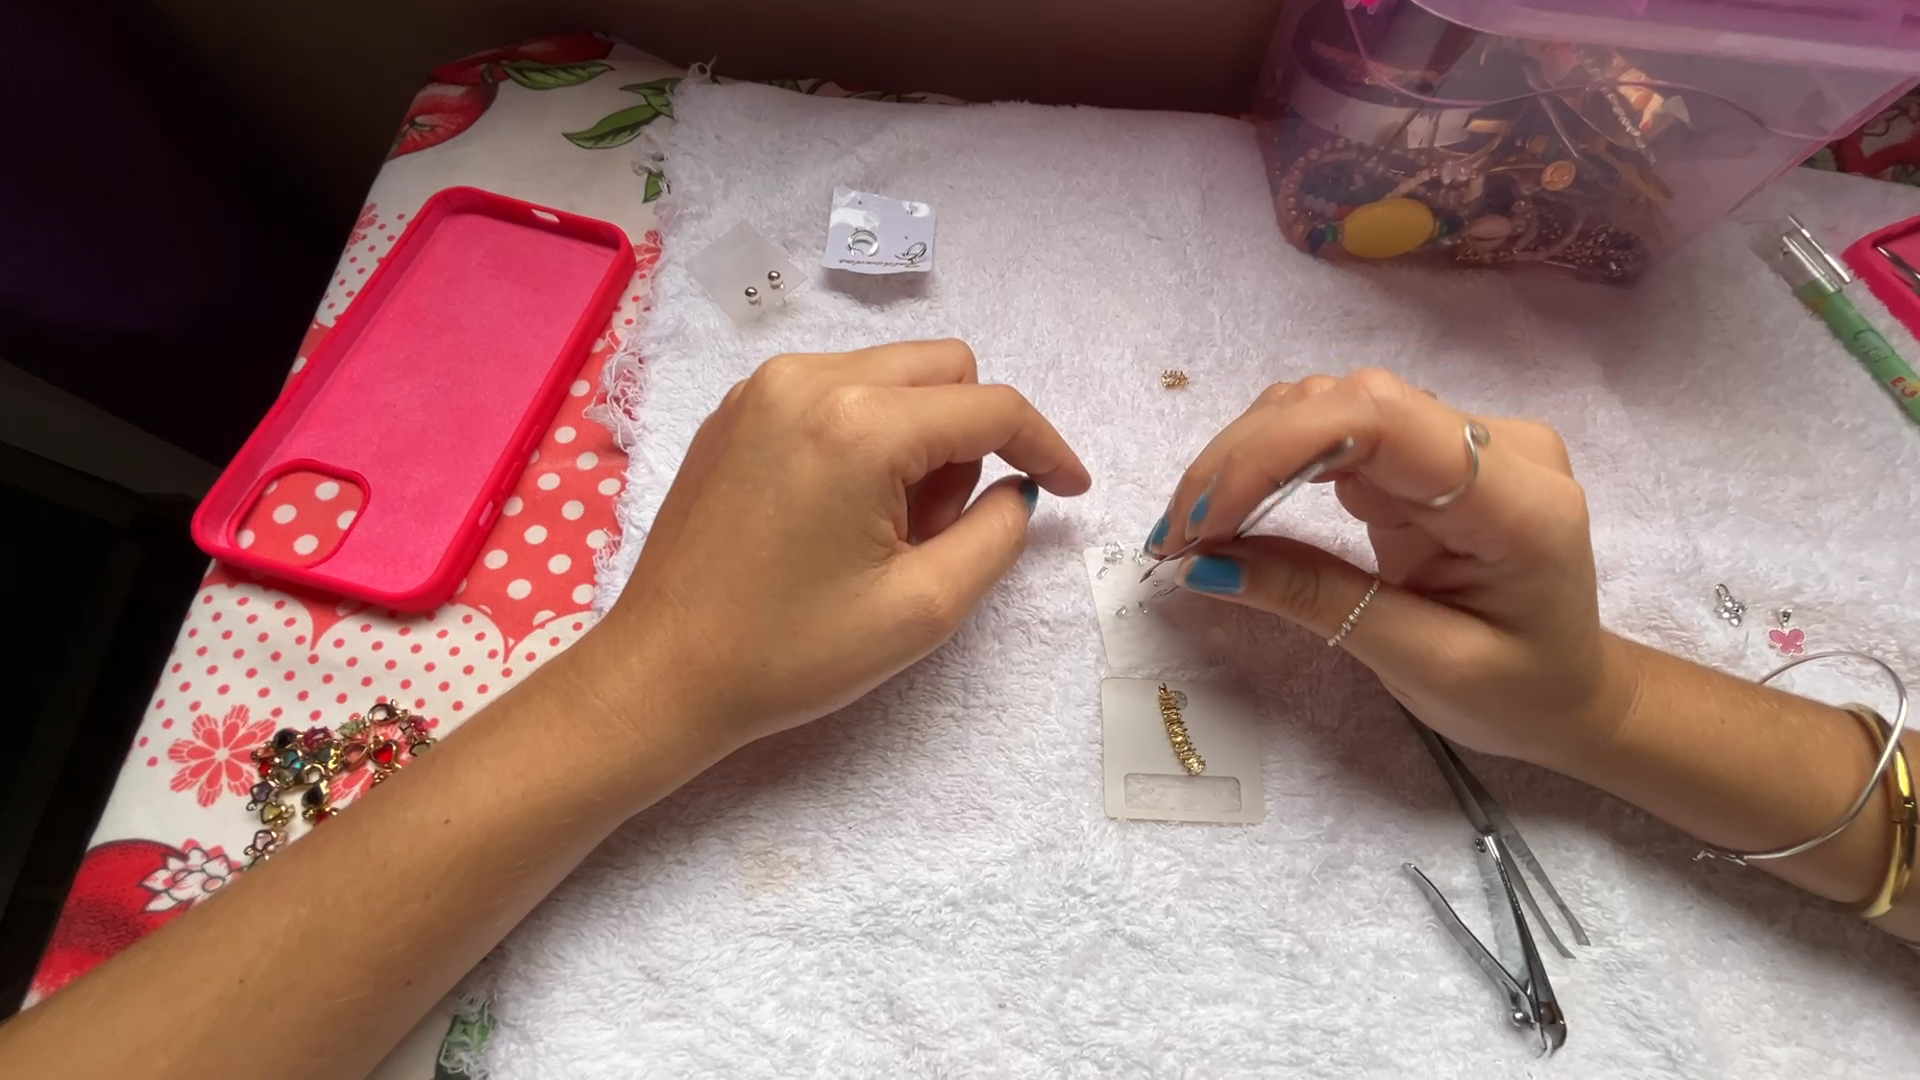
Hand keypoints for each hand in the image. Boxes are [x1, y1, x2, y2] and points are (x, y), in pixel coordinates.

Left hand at [583, 339, 1090, 755]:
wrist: (661, 674)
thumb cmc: (792, 653)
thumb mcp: (924, 608)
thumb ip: (997, 535)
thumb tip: (1017, 489)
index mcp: (859, 423)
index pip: (991, 407)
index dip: (1046, 446)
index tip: (1073, 490)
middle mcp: (810, 376)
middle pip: (945, 370)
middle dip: (972, 440)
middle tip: (940, 526)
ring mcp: (764, 385)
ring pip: (894, 377)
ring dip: (921, 439)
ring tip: (884, 526)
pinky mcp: (739, 407)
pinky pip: (840, 390)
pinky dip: (871, 434)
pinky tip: (842, 507)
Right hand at [1145, 369, 1634, 766]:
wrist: (1573, 689)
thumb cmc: (1518, 692)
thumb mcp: (1418, 661)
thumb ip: (1314, 600)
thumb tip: (1202, 566)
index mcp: (1516, 501)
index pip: (1377, 422)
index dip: (1272, 453)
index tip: (1203, 524)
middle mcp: (1489, 444)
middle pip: (1336, 403)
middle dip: (1238, 461)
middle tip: (1175, 537)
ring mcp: (1452, 439)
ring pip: (1318, 406)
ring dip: (1239, 459)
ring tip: (1191, 527)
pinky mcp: (1415, 452)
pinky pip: (1322, 432)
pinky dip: (1261, 464)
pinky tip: (1228, 508)